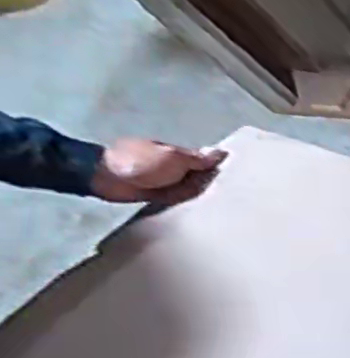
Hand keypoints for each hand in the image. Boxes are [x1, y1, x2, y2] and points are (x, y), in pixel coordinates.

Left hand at [90, 139, 225, 202]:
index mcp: (175, 152)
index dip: (218, 166)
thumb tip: (221, 152)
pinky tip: (201, 206)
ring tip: (217, 200)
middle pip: (202, 175)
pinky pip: (183, 198)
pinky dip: (191, 201)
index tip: (235, 175)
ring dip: (203, 193)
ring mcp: (165, 180)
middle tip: (228, 190)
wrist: (106, 179)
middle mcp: (172, 165)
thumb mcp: (173, 157)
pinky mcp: (160, 194)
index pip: (205, 160)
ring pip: (195, 187)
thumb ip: (198, 158)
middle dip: (212, 181)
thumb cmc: (140, 163)